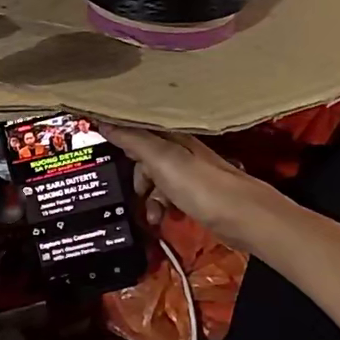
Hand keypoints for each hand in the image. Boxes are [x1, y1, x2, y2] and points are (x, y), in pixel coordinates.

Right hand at [98, 125, 289, 250]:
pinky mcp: (195, 194)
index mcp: (170, 134)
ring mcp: (188, 172)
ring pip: (154, 179)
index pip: (135, 126)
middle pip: (142, 156)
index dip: (116, 134)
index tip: (97, 148)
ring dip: (147, 198)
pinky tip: (164, 219)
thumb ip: (132, 139)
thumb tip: (103, 120)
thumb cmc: (200, 186)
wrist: (243, 218)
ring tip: (150, 216)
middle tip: (132, 193)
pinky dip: (162, 208)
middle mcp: (178, 148)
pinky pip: (168, 196)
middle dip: (133, 176)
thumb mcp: (161, 159)